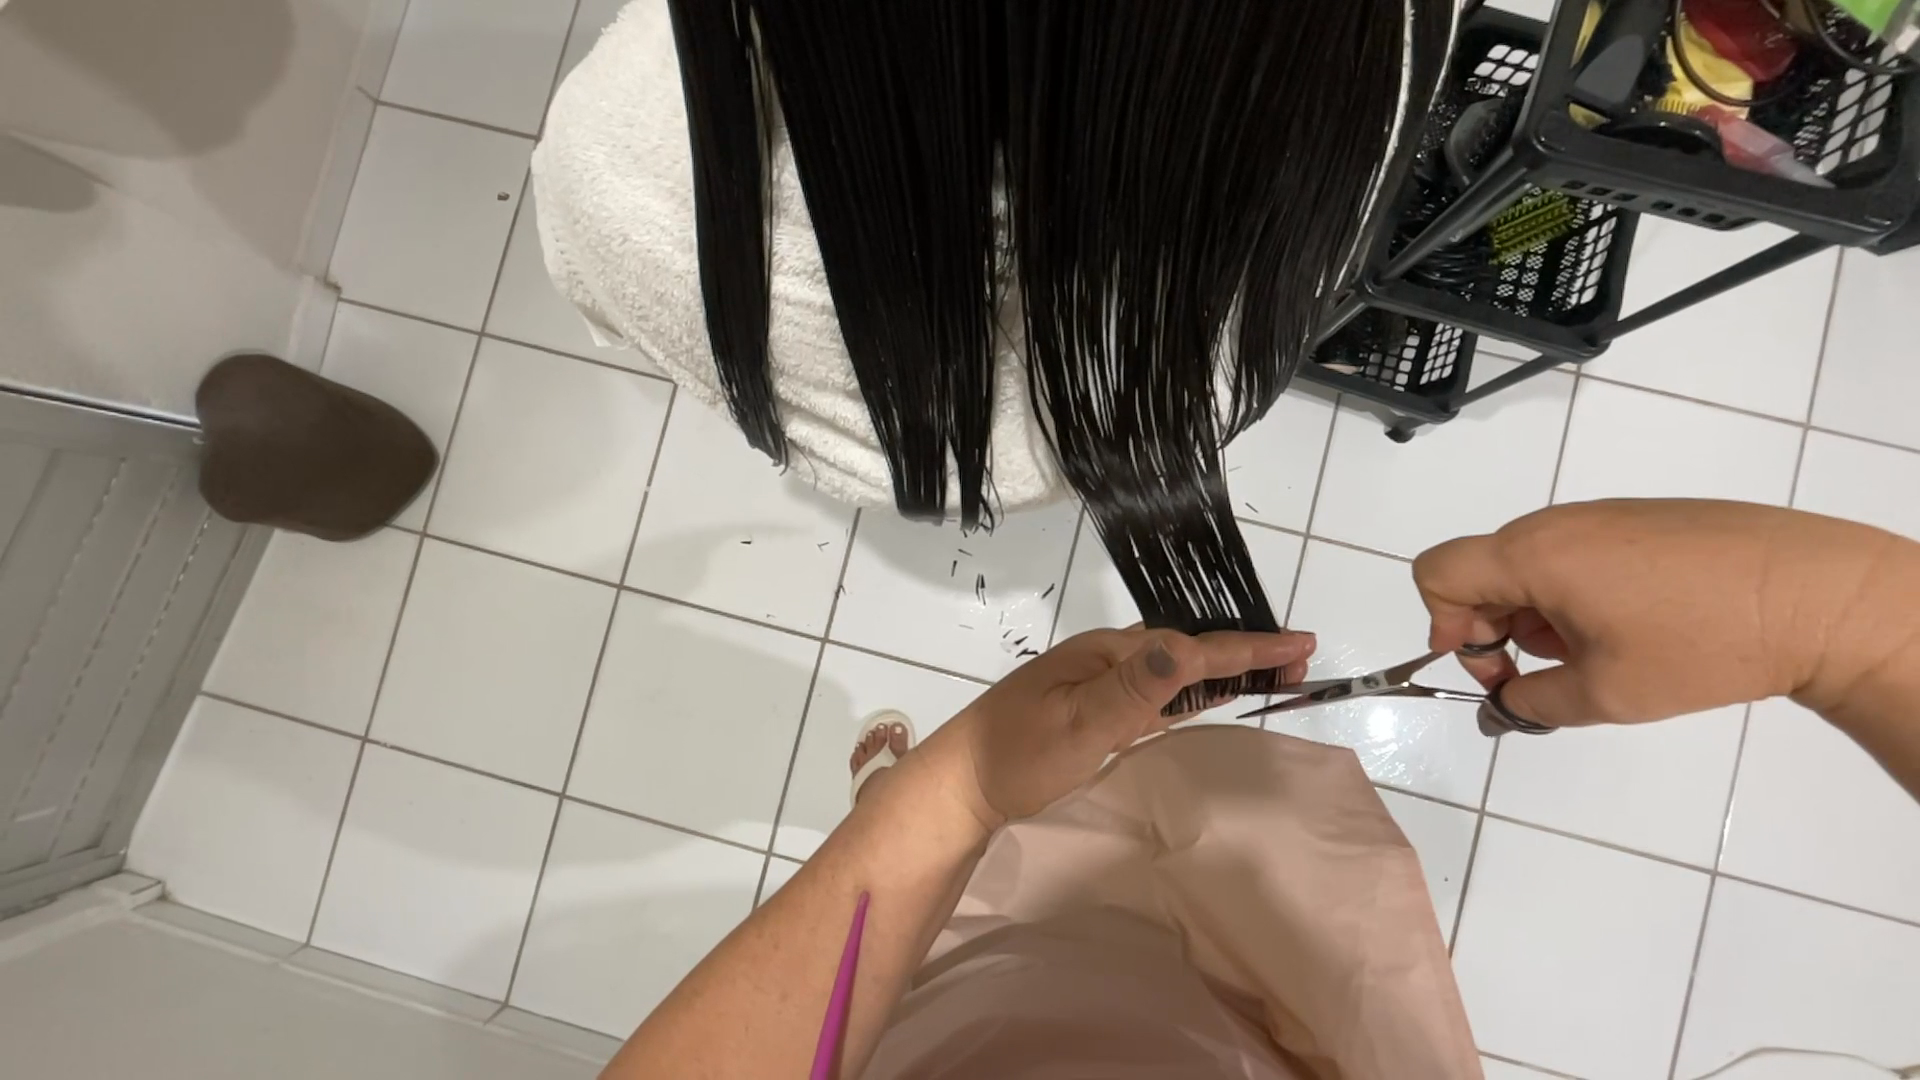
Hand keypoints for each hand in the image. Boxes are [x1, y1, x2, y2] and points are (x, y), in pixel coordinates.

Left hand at [936, 626, 1314, 826]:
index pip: (1189, 647)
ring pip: (1171, 668)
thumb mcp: (1079, 724)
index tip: (1301, 645)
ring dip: (1219, 669)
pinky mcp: (1093, 707)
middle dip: (1242, 652)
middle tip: (1296, 661)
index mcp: (1105, 653)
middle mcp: (1105, 658)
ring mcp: (1097, 681)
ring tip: (1268, 673)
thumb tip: (1185, 645)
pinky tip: (1206, 696)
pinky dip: (1189, 690)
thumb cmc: (1019, 756)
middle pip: (1185, 649)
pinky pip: (1154, 690)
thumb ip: (1133, 689)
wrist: (965, 782)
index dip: (1247, 647)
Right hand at [1412, 499, 1914, 728]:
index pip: (1437, 572)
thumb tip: (1501, 706)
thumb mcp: (1608, 694)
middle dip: (1491, 626)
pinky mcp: (1642, 518)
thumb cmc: (1706, 644)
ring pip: (1527, 565)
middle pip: (1480, 571)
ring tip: (1595, 651)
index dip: (1440, 620)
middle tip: (1540, 669)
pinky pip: (1574, 553)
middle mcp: (1553, 525)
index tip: (1487, 661)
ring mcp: (1600, 516)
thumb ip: (1531, 703)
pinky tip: (1633, 625)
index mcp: (1531, 556)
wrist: (1836, 598)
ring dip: (1534, 613)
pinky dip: (1574, 593)